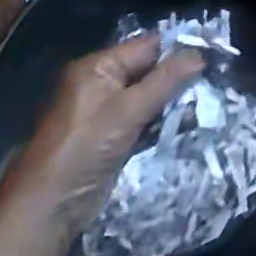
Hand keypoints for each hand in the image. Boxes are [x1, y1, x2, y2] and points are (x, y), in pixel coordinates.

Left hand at [0, 36, 203, 238]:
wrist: (48, 209)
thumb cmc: (83, 150)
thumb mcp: (128, 110)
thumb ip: (166, 79)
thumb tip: (200, 54)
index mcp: (97, 67)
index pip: (148, 46)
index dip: (177, 51)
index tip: (208, 59)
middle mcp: (101, 82)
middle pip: (151, 69)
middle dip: (177, 78)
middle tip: (206, 85)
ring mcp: (107, 110)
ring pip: (151, 93)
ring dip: (173, 101)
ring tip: (198, 106)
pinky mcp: (113, 133)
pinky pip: (145, 115)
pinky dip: (162, 118)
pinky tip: (182, 122)